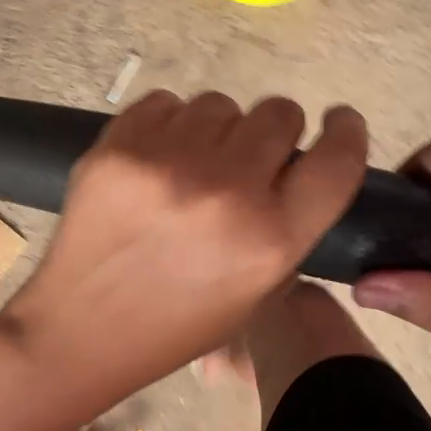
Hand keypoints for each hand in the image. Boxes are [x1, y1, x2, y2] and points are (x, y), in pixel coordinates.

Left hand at [0, 91, 366, 398]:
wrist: (83, 328)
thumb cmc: (176, 324)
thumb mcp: (257, 294)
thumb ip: (287, 228)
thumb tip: (295, 167)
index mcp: (271, 239)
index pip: (337, 159)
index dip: (347, 131)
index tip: (339, 120)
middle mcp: (227, 191)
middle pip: (279, 114)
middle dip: (273, 133)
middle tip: (246, 160)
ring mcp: (168, 163)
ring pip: (219, 103)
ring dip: (217, 129)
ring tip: (192, 165)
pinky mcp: (118, 147)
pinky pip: (165, 102)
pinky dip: (168, 125)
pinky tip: (156, 160)